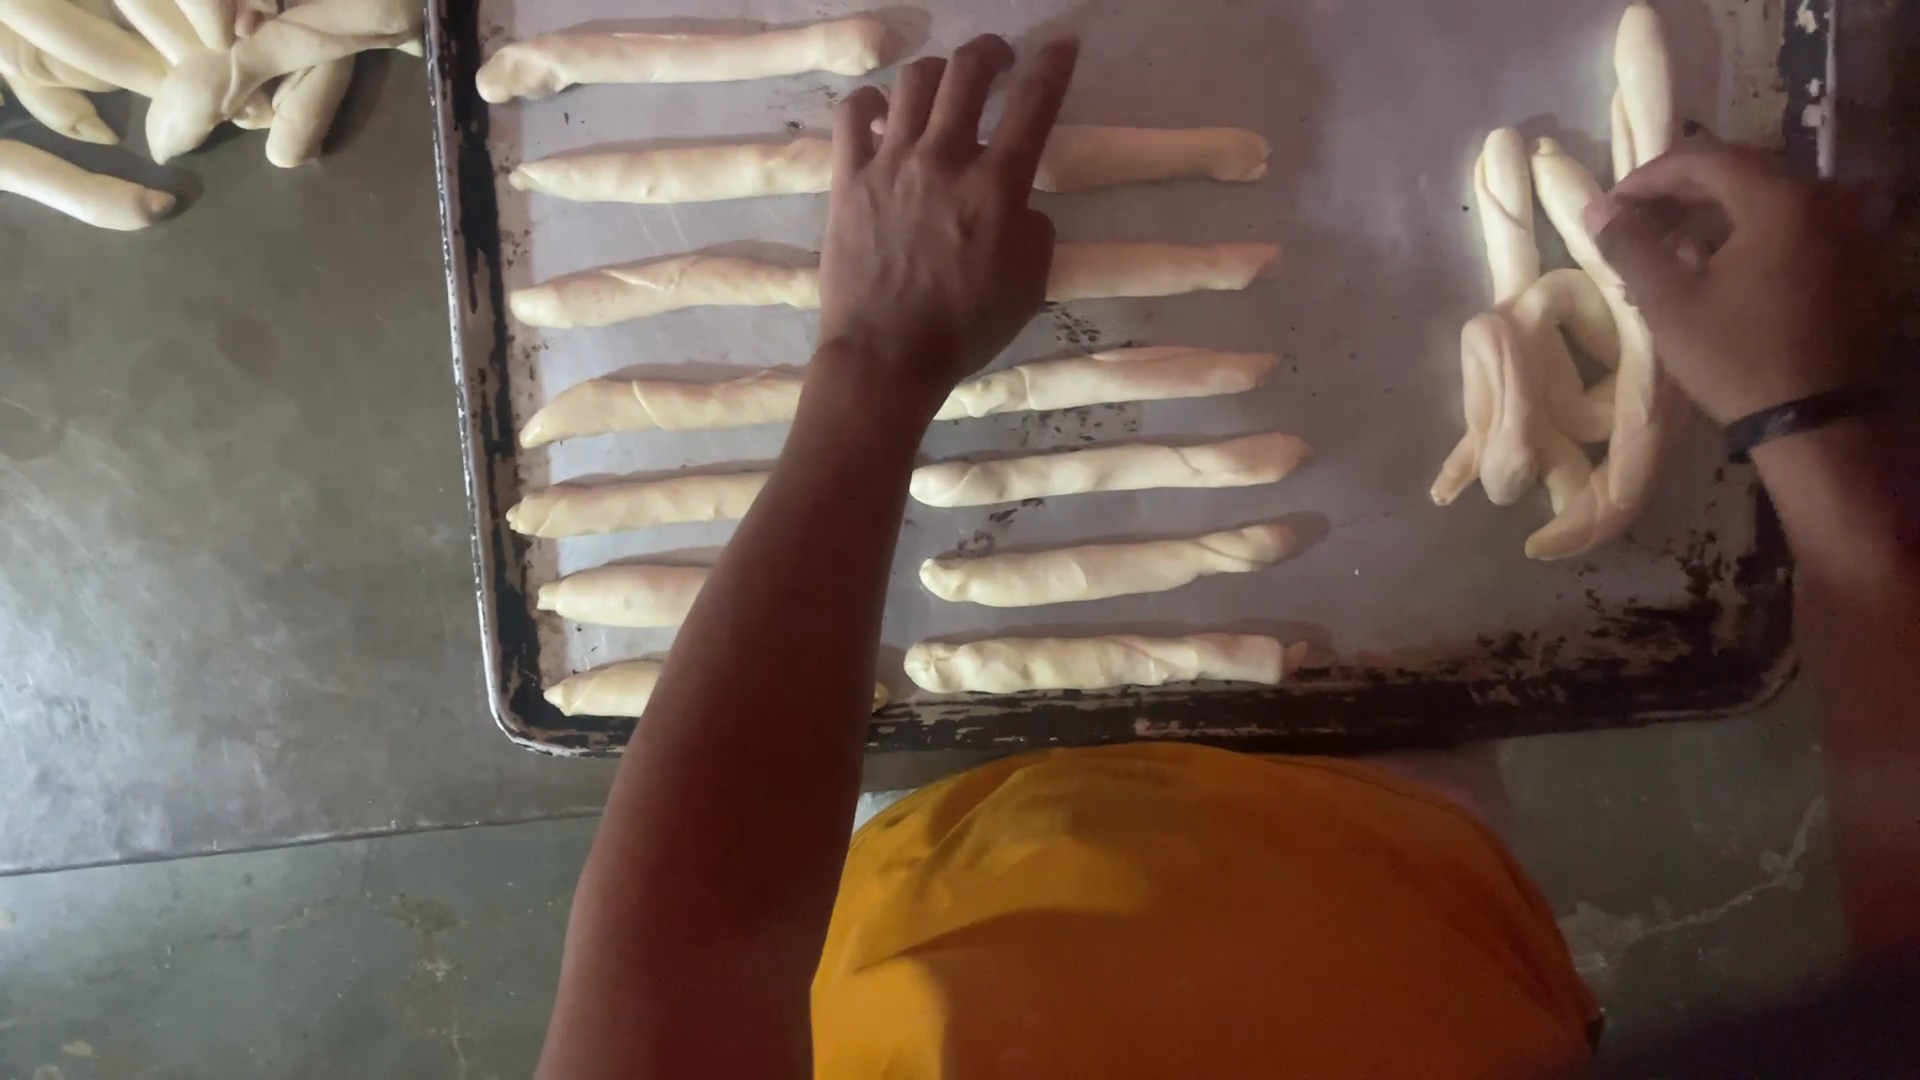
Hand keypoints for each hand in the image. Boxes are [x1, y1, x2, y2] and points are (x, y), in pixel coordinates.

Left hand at [815, 35, 1078, 411]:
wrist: (887, 356)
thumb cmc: (964, 331)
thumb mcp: (1028, 288)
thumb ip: (1036, 233)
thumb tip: (1023, 204)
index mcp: (996, 188)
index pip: (1034, 104)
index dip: (1052, 65)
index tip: (1060, 45)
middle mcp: (944, 159)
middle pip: (968, 71)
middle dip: (990, 52)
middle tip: (998, 59)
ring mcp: (890, 164)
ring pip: (913, 81)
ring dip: (936, 71)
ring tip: (942, 85)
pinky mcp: (848, 180)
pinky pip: (853, 114)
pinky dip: (871, 102)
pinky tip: (883, 113)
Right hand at [1586, 143, 1887, 424]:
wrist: (1811, 408)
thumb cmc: (1731, 351)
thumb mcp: (1667, 300)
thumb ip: (1630, 246)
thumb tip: (1598, 209)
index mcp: (1781, 200)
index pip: (1705, 159)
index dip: (1647, 176)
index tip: (1608, 206)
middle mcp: (1825, 197)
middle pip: (1739, 173)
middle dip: (1675, 195)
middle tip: (1628, 226)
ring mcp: (1848, 224)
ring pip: (1762, 200)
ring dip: (1705, 216)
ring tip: (1660, 252)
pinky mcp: (1852, 254)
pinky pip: (1787, 224)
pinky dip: (1739, 233)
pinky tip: (1708, 266)